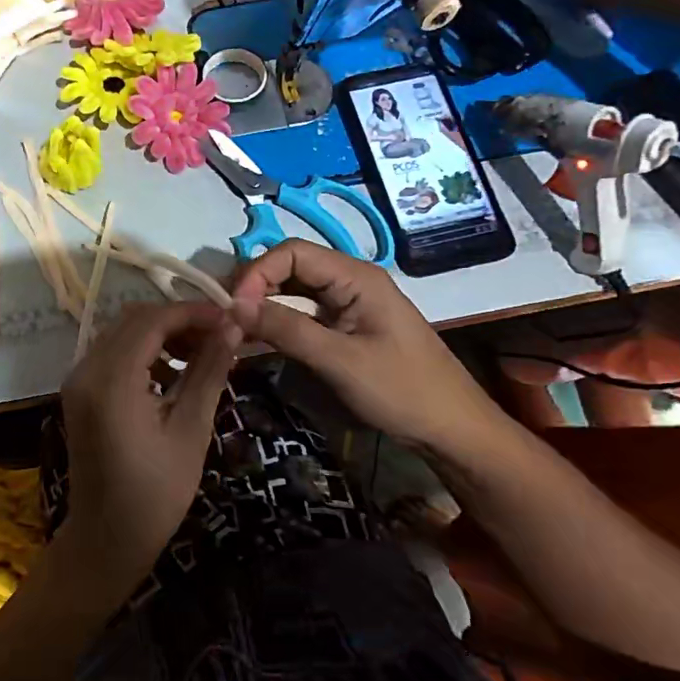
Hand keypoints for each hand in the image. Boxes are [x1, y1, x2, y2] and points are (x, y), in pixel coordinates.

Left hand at [57, 302, 240, 591]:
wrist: (107, 539)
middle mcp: (86, 370)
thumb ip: (209, 370)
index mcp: (111, 380)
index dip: (194, 313)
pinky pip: (114, 353)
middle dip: (180, 320)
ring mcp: (78, 380)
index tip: (231, 319)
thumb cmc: (156, 492)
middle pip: (135, 319)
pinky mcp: (80, 391)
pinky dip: (146, 351)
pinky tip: (175, 372)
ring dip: (164, 334)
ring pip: (124, 333)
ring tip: (204, 353)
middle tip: (221, 335)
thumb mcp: (191, 429)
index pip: (153, 320)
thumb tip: (233, 326)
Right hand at [229, 240, 513, 455]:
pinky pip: (306, 315)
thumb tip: (234, 306)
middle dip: (257, 288)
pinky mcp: (348, 327)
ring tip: (235, 333)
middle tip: (228, 321)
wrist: (452, 428)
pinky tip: (258, 342)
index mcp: (356, 276)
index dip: (258, 272)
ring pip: (296, 292)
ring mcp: (350, 304)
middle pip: (292, 268)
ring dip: (265, 307)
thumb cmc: (402, 390)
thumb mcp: (340, 360)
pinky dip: (281, 325)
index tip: (234, 309)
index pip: (293, 252)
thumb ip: (287, 329)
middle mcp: (351, 281)